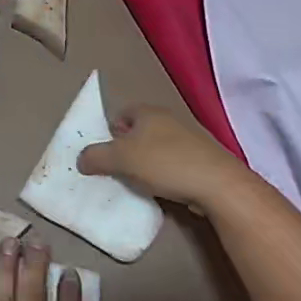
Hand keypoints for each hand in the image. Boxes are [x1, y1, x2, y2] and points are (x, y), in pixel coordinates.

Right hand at [76, 104, 247, 208]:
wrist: (218, 185)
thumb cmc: (163, 163)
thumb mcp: (119, 159)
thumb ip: (95, 157)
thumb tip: (82, 159)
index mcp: (149, 112)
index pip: (122, 113)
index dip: (111, 130)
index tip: (106, 151)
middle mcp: (171, 120)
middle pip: (141, 130)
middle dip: (128, 147)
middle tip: (118, 168)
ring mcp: (192, 139)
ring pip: (159, 147)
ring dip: (148, 161)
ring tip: (140, 181)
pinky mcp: (206, 160)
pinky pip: (176, 162)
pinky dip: (167, 173)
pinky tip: (165, 188)